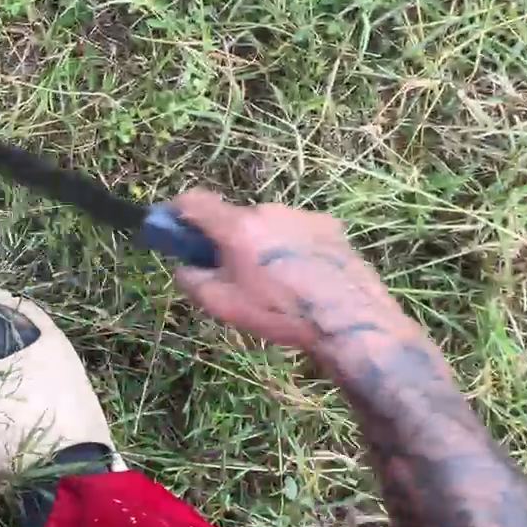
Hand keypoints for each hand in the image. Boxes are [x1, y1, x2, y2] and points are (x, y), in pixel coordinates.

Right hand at [167, 188, 413, 353]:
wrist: (353, 325)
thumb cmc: (280, 313)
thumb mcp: (221, 305)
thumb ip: (191, 280)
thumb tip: (185, 267)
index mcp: (237, 226)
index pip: (193, 201)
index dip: (176, 212)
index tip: (173, 229)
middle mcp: (268, 211)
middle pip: (233, 217)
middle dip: (225, 237)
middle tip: (230, 269)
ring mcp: (302, 216)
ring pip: (266, 224)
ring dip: (259, 242)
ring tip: (273, 278)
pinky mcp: (331, 227)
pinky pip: (295, 231)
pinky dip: (288, 246)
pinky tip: (301, 276)